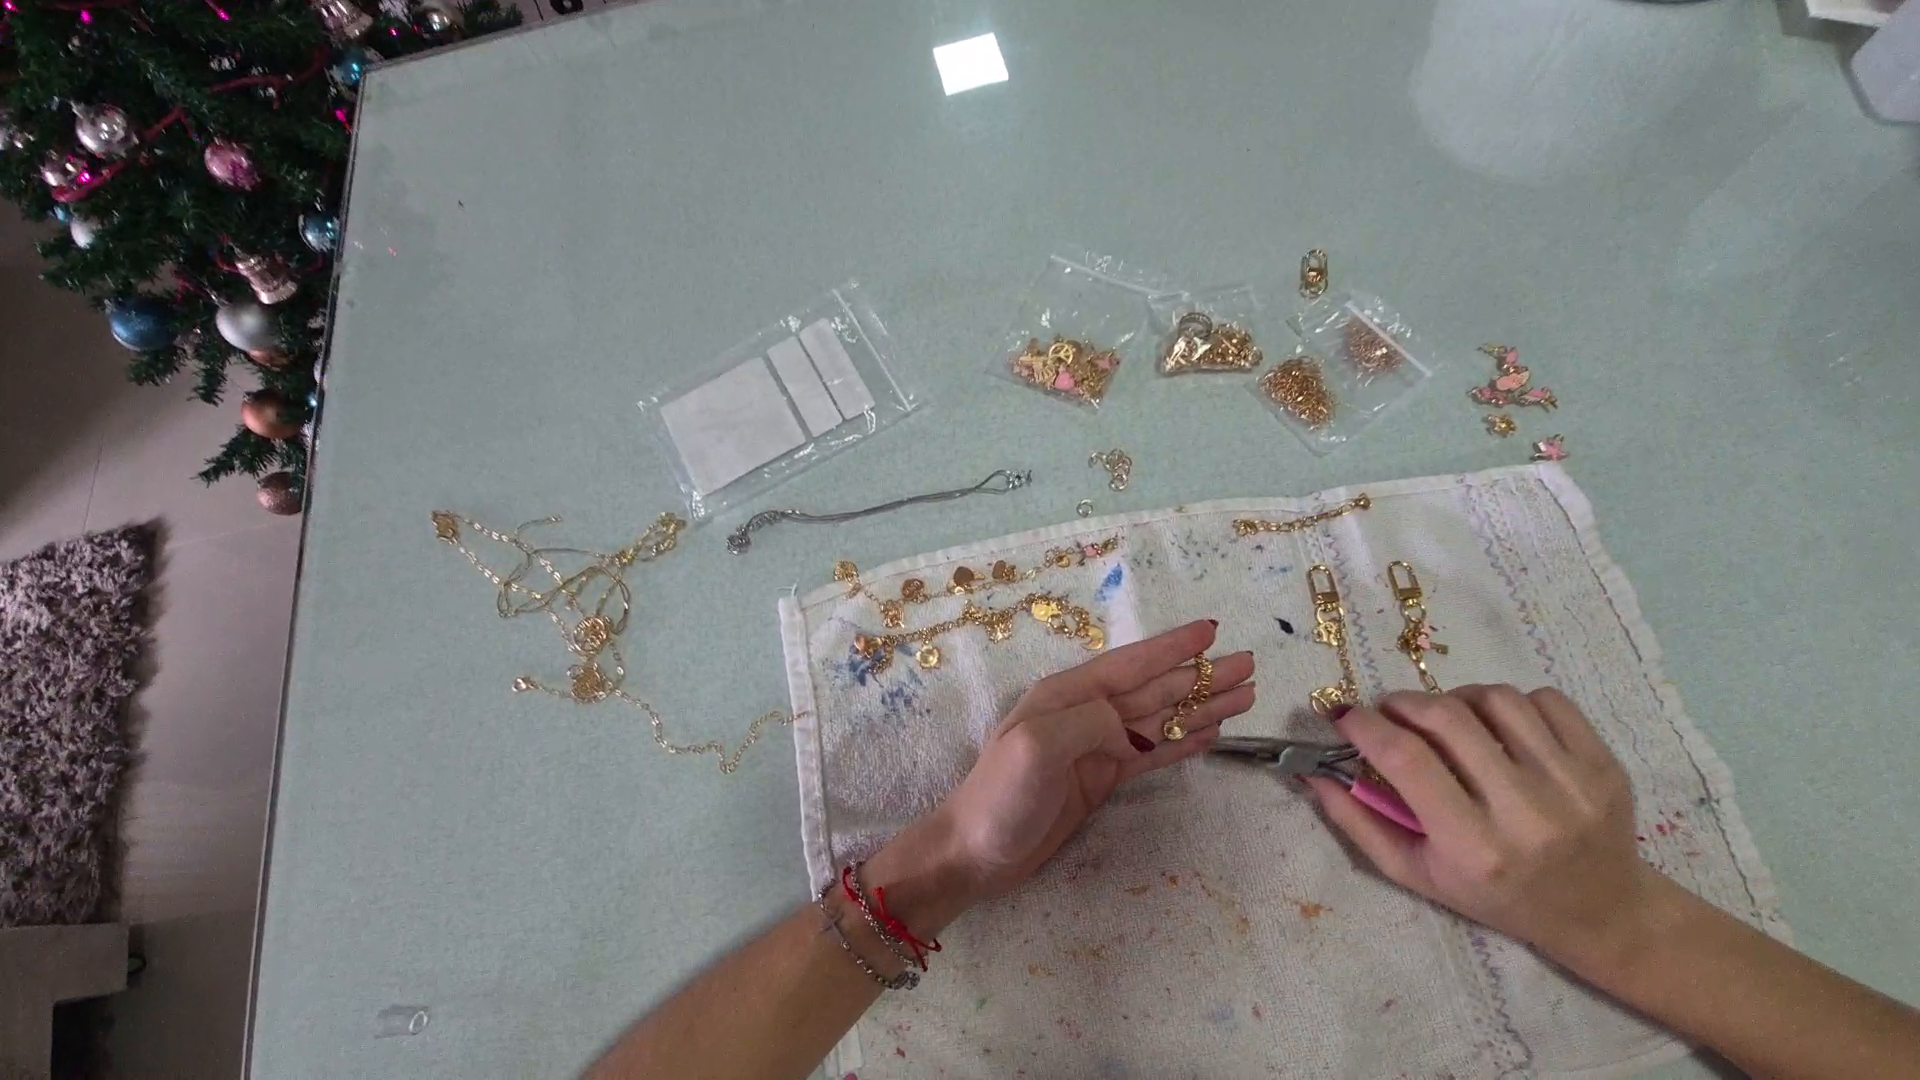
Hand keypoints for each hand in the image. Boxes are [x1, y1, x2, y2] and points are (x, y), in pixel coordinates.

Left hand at [872, 621, 1254, 927]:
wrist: (976, 851)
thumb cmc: (1000, 795)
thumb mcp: (1036, 747)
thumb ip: (1088, 722)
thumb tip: (1130, 720)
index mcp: (1067, 695)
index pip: (1131, 664)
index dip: (1172, 647)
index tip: (1212, 631)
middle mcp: (1086, 713)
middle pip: (1155, 688)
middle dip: (1201, 676)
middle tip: (1250, 664)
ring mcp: (1097, 746)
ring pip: (1161, 718)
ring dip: (1201, 705)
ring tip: (1245, 694)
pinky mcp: (1103, 778)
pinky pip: (1153, 753)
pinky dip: (1183, 741)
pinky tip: (1211, 733)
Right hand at [1306, 686, 1654, 968]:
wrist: (1601, 913)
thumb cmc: (1492, 895)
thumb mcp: (1414, 872)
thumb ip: (1357, 821)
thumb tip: (1309, 771)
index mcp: (1474, 847)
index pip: (1406, 759)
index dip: (1365, 725)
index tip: (1344, 716)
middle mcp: (1527, 812)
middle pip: (1447, 718)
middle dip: (1403, 703)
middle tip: (1390, 713)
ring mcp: (1574, 784)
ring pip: (1495, 698)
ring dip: (1455, 698)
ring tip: (1446, 720)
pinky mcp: (1604, 764)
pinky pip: (1545, 699)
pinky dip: (1508, 701)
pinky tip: (1496, 726)